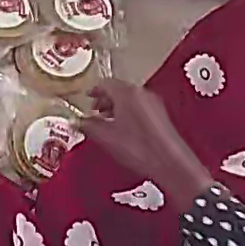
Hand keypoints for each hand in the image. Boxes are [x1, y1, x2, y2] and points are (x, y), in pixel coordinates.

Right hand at [80, 81, 216, 213]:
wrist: (168, 162)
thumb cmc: (140, 147)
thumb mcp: (105, 136)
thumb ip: (87, 125)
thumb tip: (76, 121)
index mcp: (127, 93)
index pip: (106, 83)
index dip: (94, 90)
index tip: (87, 97)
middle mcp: (142, 93)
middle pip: (119, 89)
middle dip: (105, 100)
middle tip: (94, 110)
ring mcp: (153, 103)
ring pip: (130, 98)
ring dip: (116, 107)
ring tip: (106, 122)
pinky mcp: (160, 115)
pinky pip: (140, 107)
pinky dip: (128, 113)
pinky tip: (123, 129)